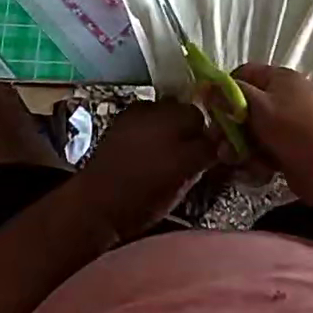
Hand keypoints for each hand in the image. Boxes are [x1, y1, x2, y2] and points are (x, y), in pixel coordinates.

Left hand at [72, 101, 215, 235]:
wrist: (98, 200)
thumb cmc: (140, 206)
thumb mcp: (178, 191)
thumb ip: (197, 166)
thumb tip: (211, 152)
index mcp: (184, 156)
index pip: (212, 140)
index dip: (214, 145)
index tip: (213, 152)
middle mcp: (167, 128)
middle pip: (193, 114)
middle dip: (195, 126)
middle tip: (191, 143)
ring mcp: (145, 115)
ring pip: (172, 106)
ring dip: (175, 118)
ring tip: (169, 136)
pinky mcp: (128, 112)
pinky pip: (151, 107)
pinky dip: (154, 117)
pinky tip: (149, 133)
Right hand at [222, 64, 312, 210]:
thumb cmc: (298, 133)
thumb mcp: (260, 108)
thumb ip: (230, 95)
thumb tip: (205, 85)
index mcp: (280, 77)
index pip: (241, 74)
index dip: (223, 89)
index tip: (209, 109)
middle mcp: (284, 96)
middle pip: (244, 103)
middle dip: (229, 123)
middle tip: (217, 141)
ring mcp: (289, 122)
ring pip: (252, 128)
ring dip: (240, 144)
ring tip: (235, 160)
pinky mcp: (291, 146)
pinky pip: (264, 146)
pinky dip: (257, 156)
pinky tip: (256, 169)